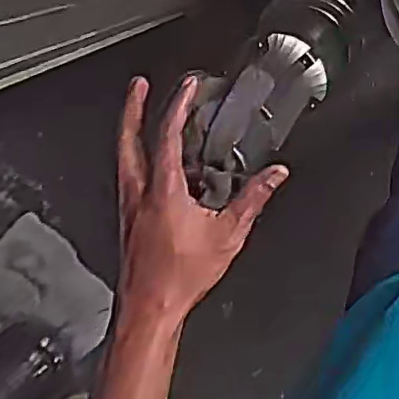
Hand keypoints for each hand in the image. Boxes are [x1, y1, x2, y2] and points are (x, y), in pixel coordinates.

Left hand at [115, 75, 287, 325]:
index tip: (188, 87)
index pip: (166, 135)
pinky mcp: (129, 221)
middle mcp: (139, 195)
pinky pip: (130, 178)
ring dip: (130, 131)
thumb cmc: (179, 279)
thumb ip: (253, 199)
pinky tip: (153, 165)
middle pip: (128, 141)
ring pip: (124, 158)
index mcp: (162, 191)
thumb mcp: (228, 234)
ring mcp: (130, 208)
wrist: (149, 312)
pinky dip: (138, 158)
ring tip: (139, 115)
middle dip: (133, 109)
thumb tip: (274, 175)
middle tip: (138, 86)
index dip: (177, 106)